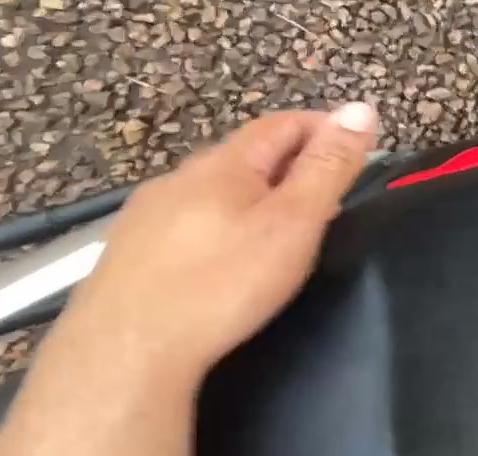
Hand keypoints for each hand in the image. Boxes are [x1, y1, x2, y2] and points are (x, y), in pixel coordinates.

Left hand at [57, 104, 379, 382]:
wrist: (116, 369)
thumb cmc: (222, 285)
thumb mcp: (297, 220)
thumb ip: (331, 162)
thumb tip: (360, 108)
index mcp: (221, 164)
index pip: (286, 122)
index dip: (329, 129)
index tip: (359, 157)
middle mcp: (176, 180)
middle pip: (251, 155)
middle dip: (296, 167)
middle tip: (329, 202)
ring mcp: (142, 219)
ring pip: (219, 190)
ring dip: (259, 198)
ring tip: (284, 235)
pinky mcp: (123, 257)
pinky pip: (189, 223)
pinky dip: (223, 227)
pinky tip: (228, 263)